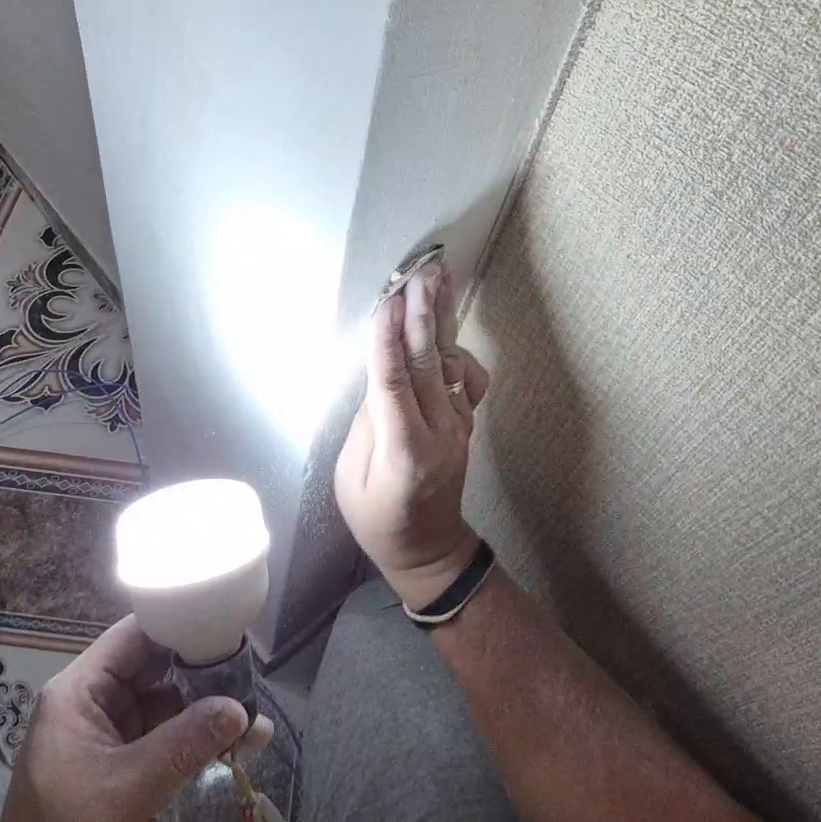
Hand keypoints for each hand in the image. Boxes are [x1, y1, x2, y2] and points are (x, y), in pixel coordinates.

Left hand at [2, 615, 272, 821]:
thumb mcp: (126, 788)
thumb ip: (183, 744)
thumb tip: (240, 710)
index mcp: (78, 690)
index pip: (134, 635)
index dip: (178, 623)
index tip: (226, 624)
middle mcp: (91, 700)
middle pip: (155, 665)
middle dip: (204, 671)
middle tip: (252, 673)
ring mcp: (105, 731)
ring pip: (165, 702)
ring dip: (208, 709)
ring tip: (255, 721)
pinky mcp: (118, 760)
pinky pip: (164, 734)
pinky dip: (197, 736)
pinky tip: (235, 742)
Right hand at [334, 261, 491, 609]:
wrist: (428, 549)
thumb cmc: (378, 519)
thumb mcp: (352, 479)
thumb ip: (366, 425)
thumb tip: (377, 377)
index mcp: (403, 451)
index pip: (392, 384)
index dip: (387, 340)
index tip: (385, 302)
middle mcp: (438, 432)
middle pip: (430, 362)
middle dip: (423, 313)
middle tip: (420, 272)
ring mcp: (459, 425)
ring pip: (452, 361)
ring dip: (443, 316)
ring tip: (438, 275)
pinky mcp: (466, 421)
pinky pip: (468, 377)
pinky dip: (459, 346)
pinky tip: (448, 322)